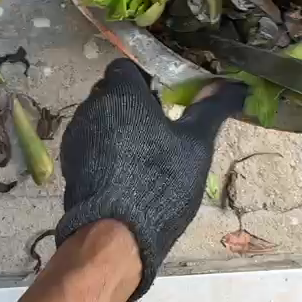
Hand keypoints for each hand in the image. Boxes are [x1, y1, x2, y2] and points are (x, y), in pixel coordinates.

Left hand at [55, 59, 247, 300]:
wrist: (115, 233)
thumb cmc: (160, 180)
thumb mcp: (195, 144)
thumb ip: (210, 108)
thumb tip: (233, 84)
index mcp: (122, 92)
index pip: (127, 67)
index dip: (144, 79)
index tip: (162, 97)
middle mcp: (93, 105)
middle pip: (111, 91)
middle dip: (131, 102)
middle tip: (157, 126)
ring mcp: (76, 134)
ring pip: (99, 117)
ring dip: (116, 126)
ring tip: (142, 153)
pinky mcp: (69, 161)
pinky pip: (89, 142)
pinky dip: (104, 148)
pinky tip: (124, 172)